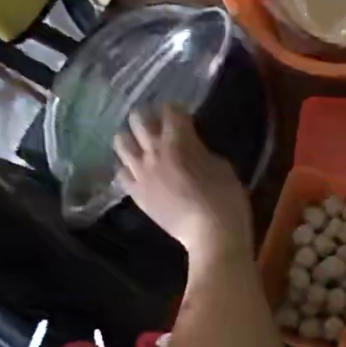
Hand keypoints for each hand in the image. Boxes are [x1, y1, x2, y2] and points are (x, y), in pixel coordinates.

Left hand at [114, 110, 251, 263]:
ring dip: (131, 138)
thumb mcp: (221, 165)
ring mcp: (140, 173)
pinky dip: (126, 167)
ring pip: (121, 142)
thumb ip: (200, 150)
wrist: (210, 236)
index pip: (170, 110)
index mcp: (179, 140)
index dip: (177, 110)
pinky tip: (136, 171)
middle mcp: (153, 152)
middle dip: (149, 116)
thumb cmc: (225, 199)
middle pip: (138, 119)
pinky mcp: (135, 194)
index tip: (184, 117)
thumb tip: (191, 147)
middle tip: (160, 126)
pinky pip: (120, 173)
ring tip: (142, 146)